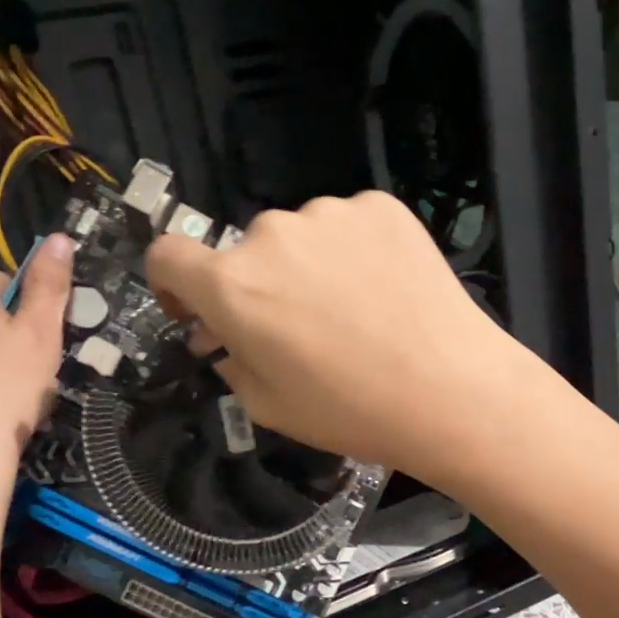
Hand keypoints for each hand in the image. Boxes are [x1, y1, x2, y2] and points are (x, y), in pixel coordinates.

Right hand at [145, 191, 539, 478]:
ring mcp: (330, 214)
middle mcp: (271, 234)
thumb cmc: (351, 411)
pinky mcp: (381, 206)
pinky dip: (353, 253)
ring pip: (299, 237)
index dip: (172, 282)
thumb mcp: (269, 407)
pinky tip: (383, 291)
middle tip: (299, 330)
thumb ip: (230, 362)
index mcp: (232, 286)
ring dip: (308, 267)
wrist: (451, 390)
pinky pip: (347, 226)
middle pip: (245, 253)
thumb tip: (222, 337)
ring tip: (352, 313)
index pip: (167, 255)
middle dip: (258, 287)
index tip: (194, 307)